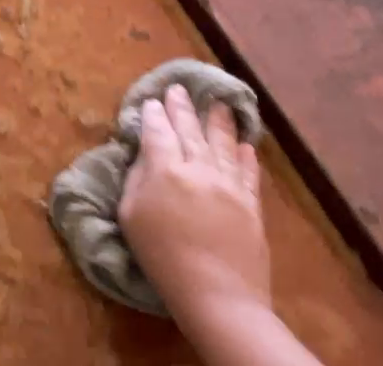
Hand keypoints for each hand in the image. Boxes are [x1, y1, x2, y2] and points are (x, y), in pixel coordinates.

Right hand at [118, 84, 270, 322]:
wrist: (217, 294)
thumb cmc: (161, 255)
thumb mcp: (131, 214)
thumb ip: (137, 179)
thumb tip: (145, 158)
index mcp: (165, 171)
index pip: (158, 132)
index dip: (154, 115)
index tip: (152, 100)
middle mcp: (200, 171)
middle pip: (190, 132)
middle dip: (183, 108)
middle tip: (180, 88)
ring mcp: (230, 188)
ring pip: (223, 146)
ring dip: (218, 122)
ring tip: (218, 103)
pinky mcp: (251, 207)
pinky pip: (249, 174)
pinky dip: (246, 157)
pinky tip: (245, 145)